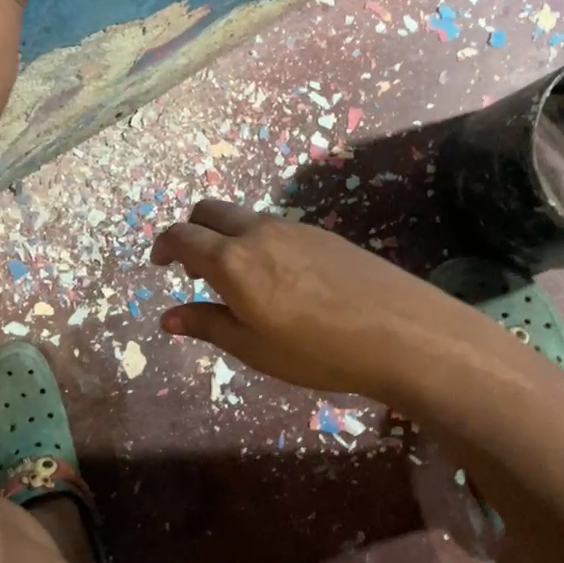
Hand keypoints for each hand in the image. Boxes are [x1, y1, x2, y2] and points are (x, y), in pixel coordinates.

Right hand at [150, 200, 489, 398]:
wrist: (403, 333)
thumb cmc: (317, 350)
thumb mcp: (253, 348)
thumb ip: (206, 325)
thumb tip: (167, 317)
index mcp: (231, 260)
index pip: (181, 236)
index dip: (163, 246)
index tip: (160, 264)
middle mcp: (256, 232)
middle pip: (208, 212)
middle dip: (191, 231)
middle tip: (194, 270)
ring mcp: (292, 228)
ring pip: (243, 218)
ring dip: (225, 238)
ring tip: (239, 283)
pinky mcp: (321, 234)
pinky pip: (272, 228)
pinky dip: (256, 243)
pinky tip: (280, 282)